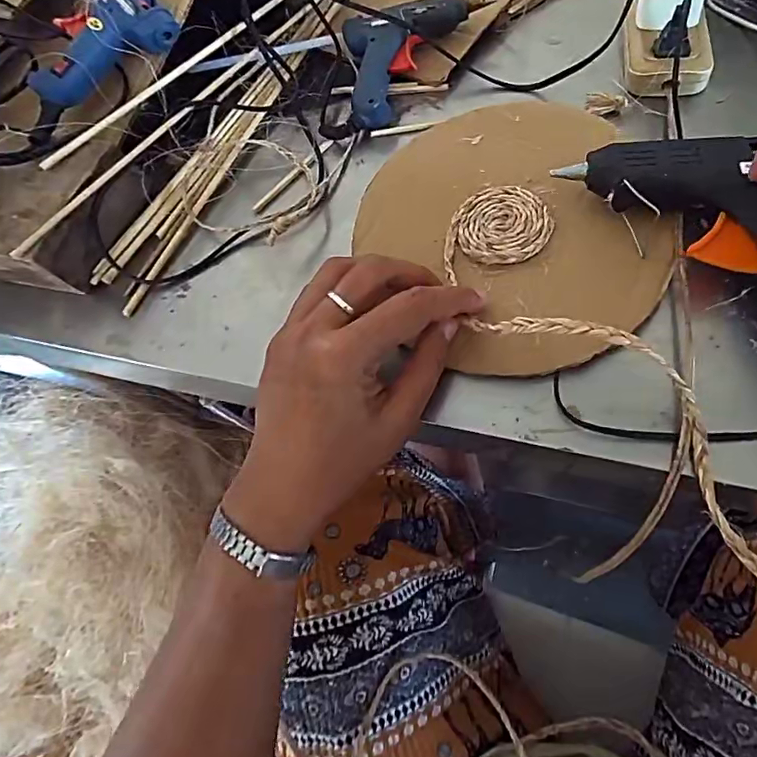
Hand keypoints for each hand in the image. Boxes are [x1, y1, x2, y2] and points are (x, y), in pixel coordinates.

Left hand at [223, 256, 484, 551]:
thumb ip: (428, 364)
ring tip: (405, 291)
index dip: (447, 299)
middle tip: (441, 292)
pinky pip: (316, 290)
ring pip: (337, 270)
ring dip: (377, 271)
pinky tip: (369, 304)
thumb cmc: (344, 463)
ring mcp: (290, 329)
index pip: (405, 308)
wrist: (282, 486)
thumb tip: (450, 322)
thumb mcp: (398, 420)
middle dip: (413, 273)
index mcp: (342, 356)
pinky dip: (347, 285)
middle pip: (368, 272)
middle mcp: (311, 330)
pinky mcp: (281, 335)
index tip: (475, 299)